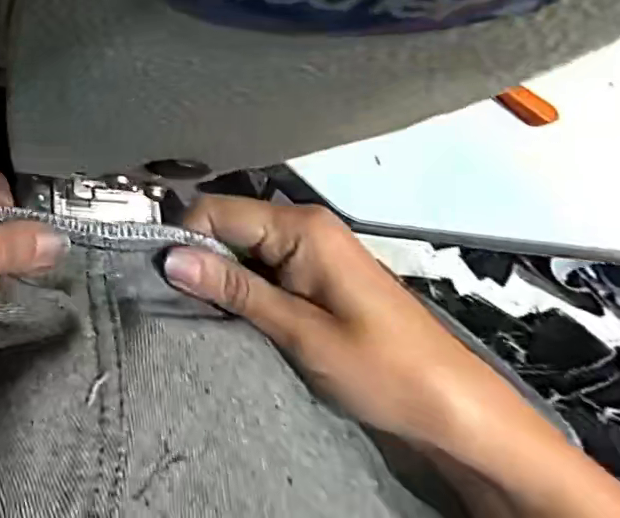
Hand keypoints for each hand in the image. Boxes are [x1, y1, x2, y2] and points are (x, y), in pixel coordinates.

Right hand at [165, 196, 619, 517]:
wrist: (457, 408)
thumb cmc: (384, 368)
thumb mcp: (301, 332)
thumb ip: (234, 288)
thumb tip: (170, 256)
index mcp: (300, 226)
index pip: (216, 210)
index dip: (185, 238)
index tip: (162, 277)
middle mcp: (303, 223)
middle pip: (228, 223)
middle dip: (201, 256)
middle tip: (181, 300)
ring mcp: (310, 246)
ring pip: (242, 244)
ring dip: (222, 272)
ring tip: (204, 309)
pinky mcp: (314, 269)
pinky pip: (262, 262)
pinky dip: (243, 283)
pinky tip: (236, 310)